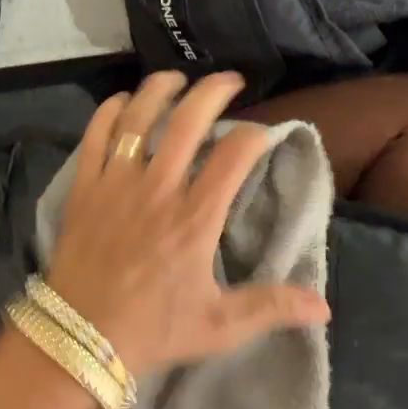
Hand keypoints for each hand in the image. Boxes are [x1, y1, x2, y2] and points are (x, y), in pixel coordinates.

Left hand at [46, 71, 331, 373]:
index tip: (262, 130)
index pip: (233, 158)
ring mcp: (115, 183)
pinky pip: (94, 137)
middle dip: (210, 93)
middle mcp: (157, 190)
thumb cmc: (154, 328)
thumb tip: (325, 305)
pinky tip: (121, 101)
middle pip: (185, 124)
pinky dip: (108, 113)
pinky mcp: (84, 186)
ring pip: (137, 121)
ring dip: (157, 91)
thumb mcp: (220, 325)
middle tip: (227, 79)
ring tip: (175, 76)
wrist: (82, 331)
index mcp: (195, 219)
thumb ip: (270, 306)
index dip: (252, 135)